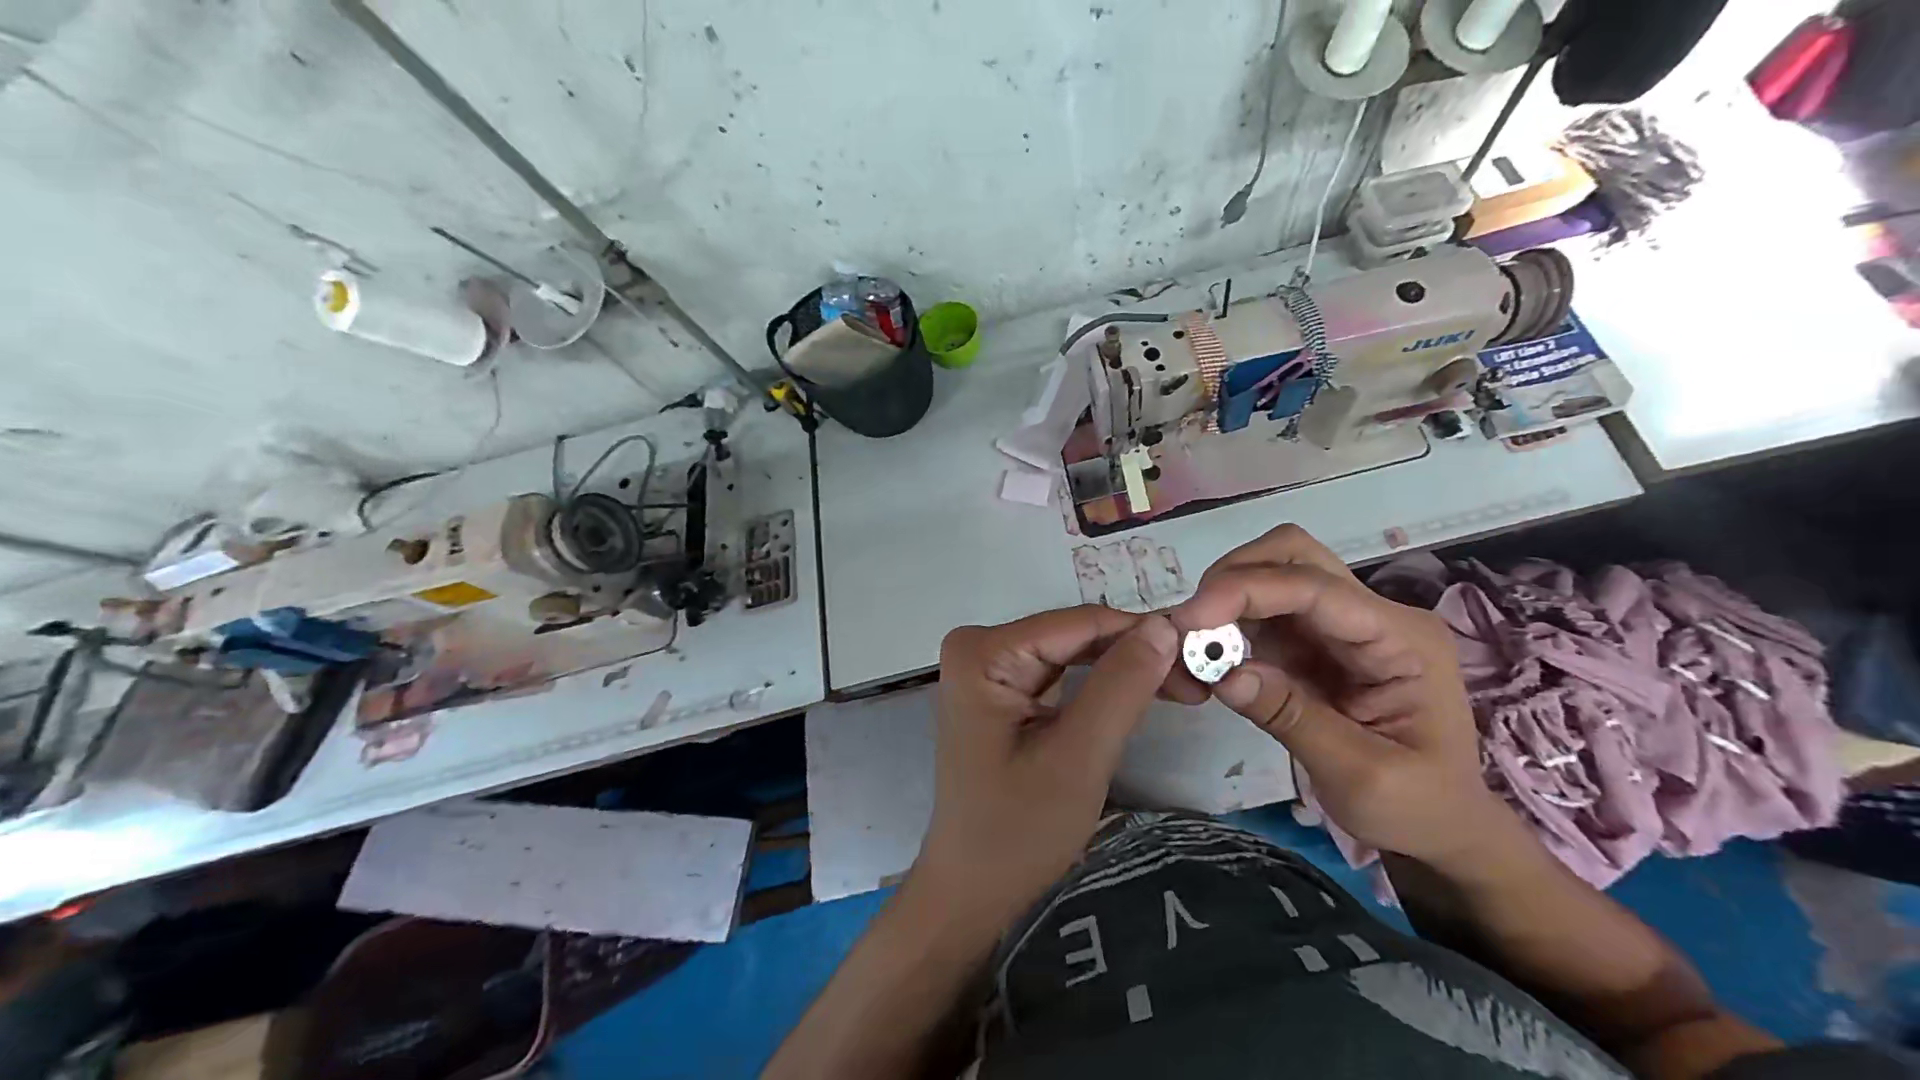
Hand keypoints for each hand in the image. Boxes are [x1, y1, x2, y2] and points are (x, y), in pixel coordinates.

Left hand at [915, 606, 1178, 918]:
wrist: (973, 890)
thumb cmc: (1018, 831)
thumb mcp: (1078, 757)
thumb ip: (1120, 686)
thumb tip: (1164, 626)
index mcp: (983, 653)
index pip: (1078, 623)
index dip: (1144, 633)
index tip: (1202, 654)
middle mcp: (979, 648)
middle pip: (1075, 635)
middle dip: (1136, 654)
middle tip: (1199, 681)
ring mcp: (987, 670)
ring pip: (1073, 653)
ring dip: (1125, 669)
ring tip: (1184, 689)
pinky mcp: (1001, 693)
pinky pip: (1061, 675)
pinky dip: (1102, 686)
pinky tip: (1141, 695)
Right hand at [1168, 525, 1507, 868]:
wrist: (1440, 829)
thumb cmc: (1418, 809)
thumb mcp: (1361, 777)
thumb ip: (1292, 718)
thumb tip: (1224, 674)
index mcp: (1400, 639)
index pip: (1314, 586)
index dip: (1246, 591)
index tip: (1189, 621)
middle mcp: (1370, 616)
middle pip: (1292, 556)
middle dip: (1233, 578)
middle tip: (1189, 627)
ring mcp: (1339, 626)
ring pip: (1269, 576)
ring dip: (1223, 601)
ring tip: (1192, 649)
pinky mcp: (1311, 643)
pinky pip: (1259, 613)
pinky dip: (1225, 625)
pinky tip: (1208, 658)